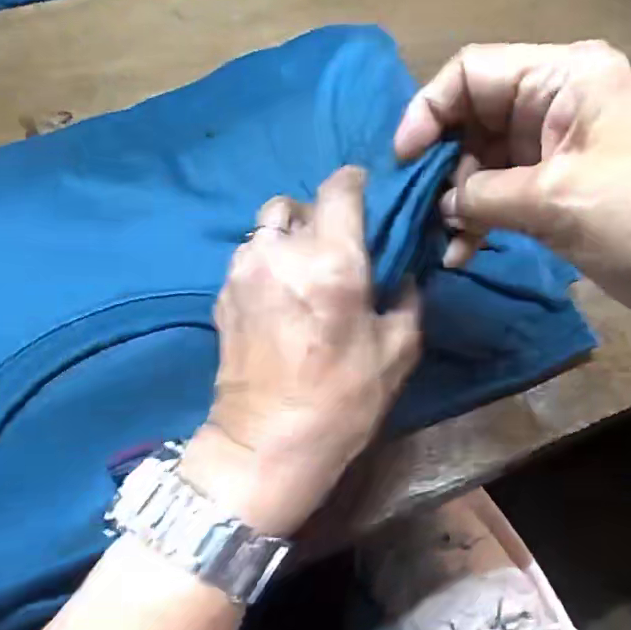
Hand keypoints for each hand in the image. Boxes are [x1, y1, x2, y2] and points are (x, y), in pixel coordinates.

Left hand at [182, 166, 422, 536]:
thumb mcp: (400, 348)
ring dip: (290, 238)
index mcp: (333, 260)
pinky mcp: (221, 295)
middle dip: (321, 216)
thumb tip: (404, 274)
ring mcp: (244, 271)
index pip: (340, 188)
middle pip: (297, 202)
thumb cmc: (345, 398)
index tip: (369, 198)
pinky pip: (249, 258)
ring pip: (266, 228)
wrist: (267, 445)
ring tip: (307, 271)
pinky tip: (283, 298)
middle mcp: (282, 252)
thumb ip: (409, 297)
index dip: (357, 184)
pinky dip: (269, 264)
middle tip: (340, 247)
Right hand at [393, 41, 630, 332]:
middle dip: (445, 163)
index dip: (429, 110)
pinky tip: (462, 251)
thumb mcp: (552, 199)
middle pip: (475, 114)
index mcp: (564, 74)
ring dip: (461, 198)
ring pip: (486, 156)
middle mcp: (558, 96)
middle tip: (421, 209)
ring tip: (441, 239)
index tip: (404, 160)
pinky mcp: (559, 180)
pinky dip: (483, 215)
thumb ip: (482, 194)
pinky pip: (505, 187)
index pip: (473, 71)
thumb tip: (440, 204)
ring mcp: (558, 141)